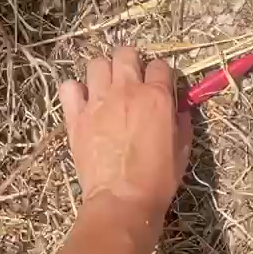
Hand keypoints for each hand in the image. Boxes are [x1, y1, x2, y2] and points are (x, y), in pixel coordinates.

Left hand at [57, 47, 192, 216]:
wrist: (123, 200)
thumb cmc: (158, 179)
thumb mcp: (183, 149)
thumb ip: (181, 122)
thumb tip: (178, 109)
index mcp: (156, 96)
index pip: (160, 66)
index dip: (161, 75)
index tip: (160, 87)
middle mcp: (127, 90)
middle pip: (126, 54)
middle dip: (132, 63)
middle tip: (132, 81)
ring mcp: (98, 101)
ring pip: (97, 63)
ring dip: (104, 72)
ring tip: (107, 88)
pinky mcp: (76, 116)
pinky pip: (69, 87)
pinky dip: (76, 90)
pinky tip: (84, 102)